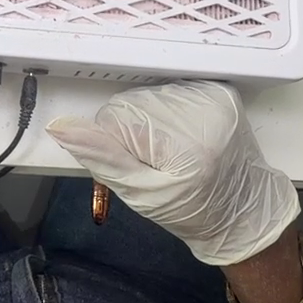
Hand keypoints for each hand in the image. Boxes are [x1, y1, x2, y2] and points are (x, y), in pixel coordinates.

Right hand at [46, 81, 298, 265]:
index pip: (115, 116)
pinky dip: (172, 112)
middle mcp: (201, 110)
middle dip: (135, 130)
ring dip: (153, 120)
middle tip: (157, 161)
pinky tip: (186, 135)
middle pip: (133, 102)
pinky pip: (173, 91)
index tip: (138, 166)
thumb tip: (60, 126)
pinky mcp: (221, 92)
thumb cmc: (190, 211)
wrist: (242, 211)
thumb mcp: (140, 194)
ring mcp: (214, 97)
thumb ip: (102, 157)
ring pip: (151, 95)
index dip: (116, 143)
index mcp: (182, 142)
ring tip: (174, 150)